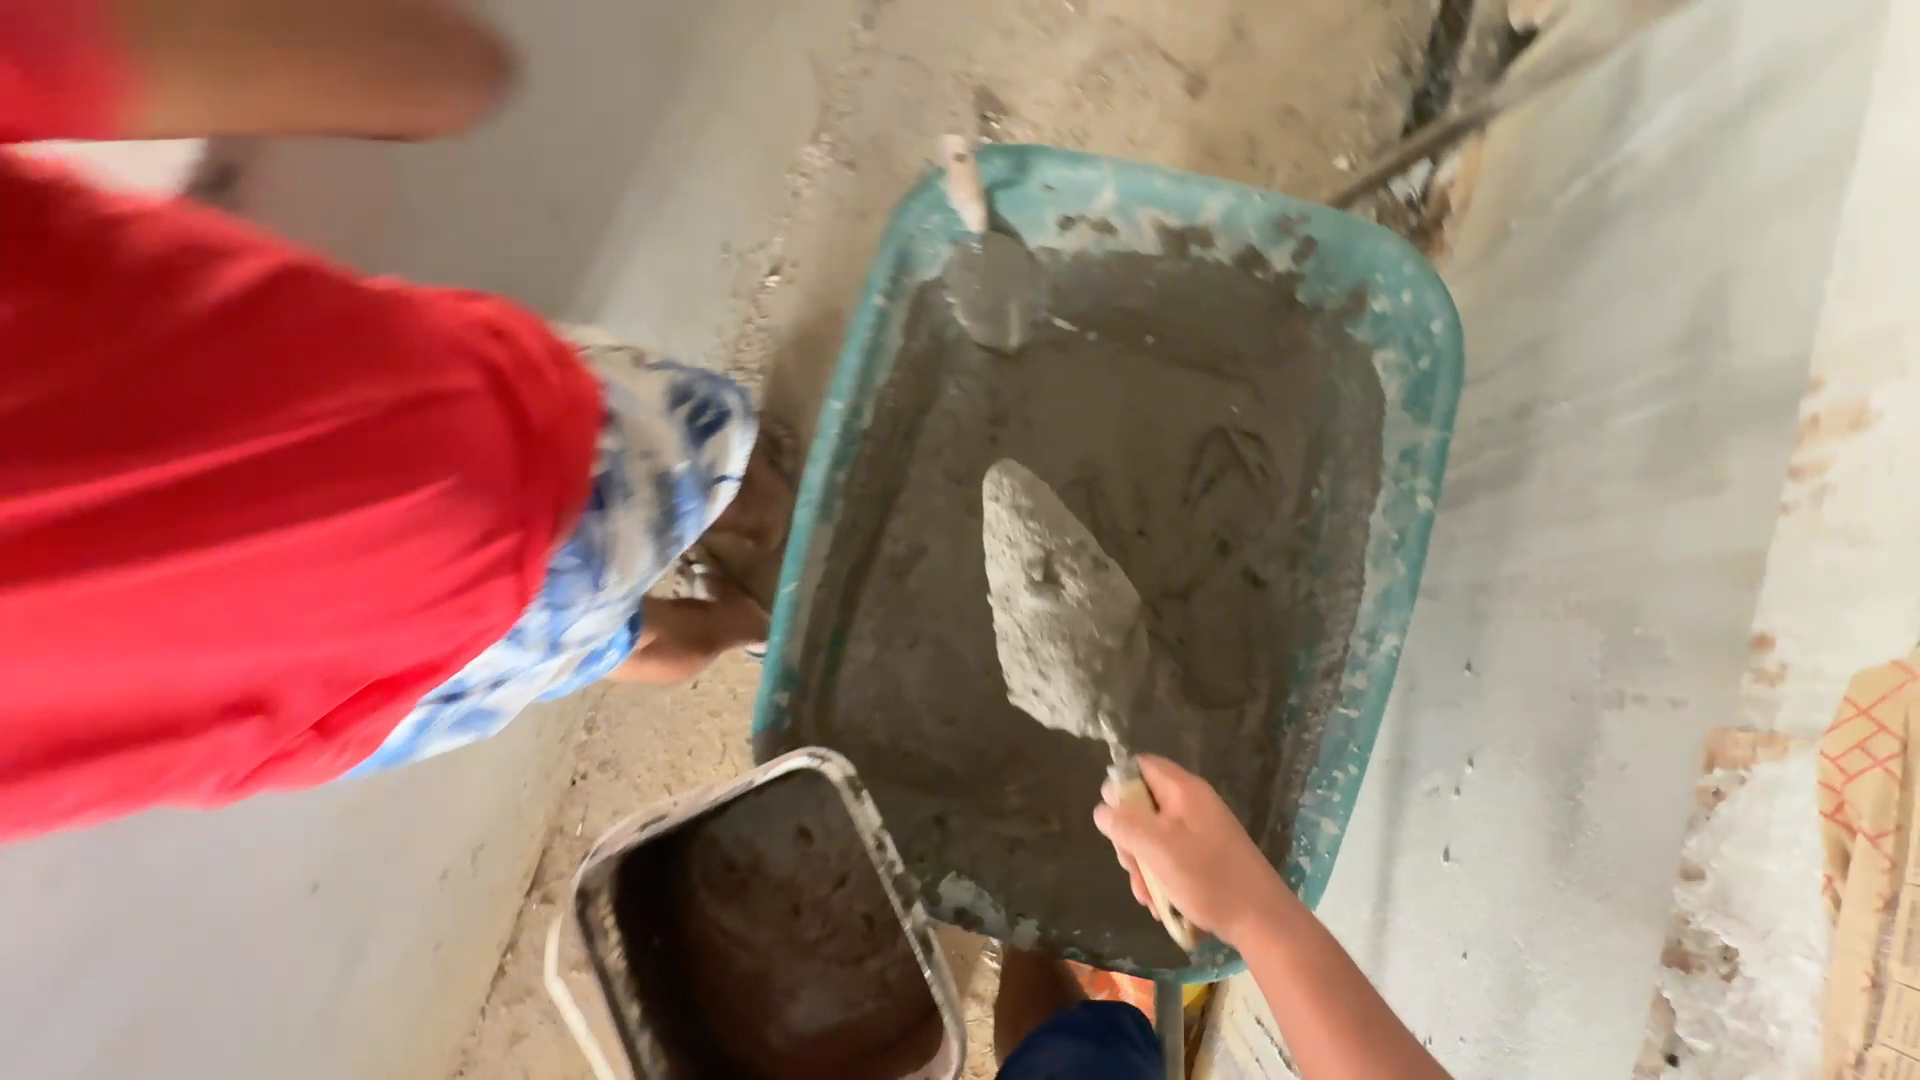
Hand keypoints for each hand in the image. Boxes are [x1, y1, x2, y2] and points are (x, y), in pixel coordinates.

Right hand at [1092, 755, 1294, 947]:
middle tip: (1131, 864)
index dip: (1120, 787)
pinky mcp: (1204, 856)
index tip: (1113, 819)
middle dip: (1129, 838)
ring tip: (1147, 895)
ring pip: (1153, 836)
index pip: (1140, 766)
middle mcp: (1191, 804)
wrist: (1262, 921)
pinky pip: (1170, 856)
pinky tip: (1161, 904)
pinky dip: (1160, 877)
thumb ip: (1124, 823)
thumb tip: (1102, 808)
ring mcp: (1199, 831)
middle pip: (1142, 805)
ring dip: (1142, 865)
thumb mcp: (1157, 848)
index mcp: (1182, 790)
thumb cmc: (1208, 877)